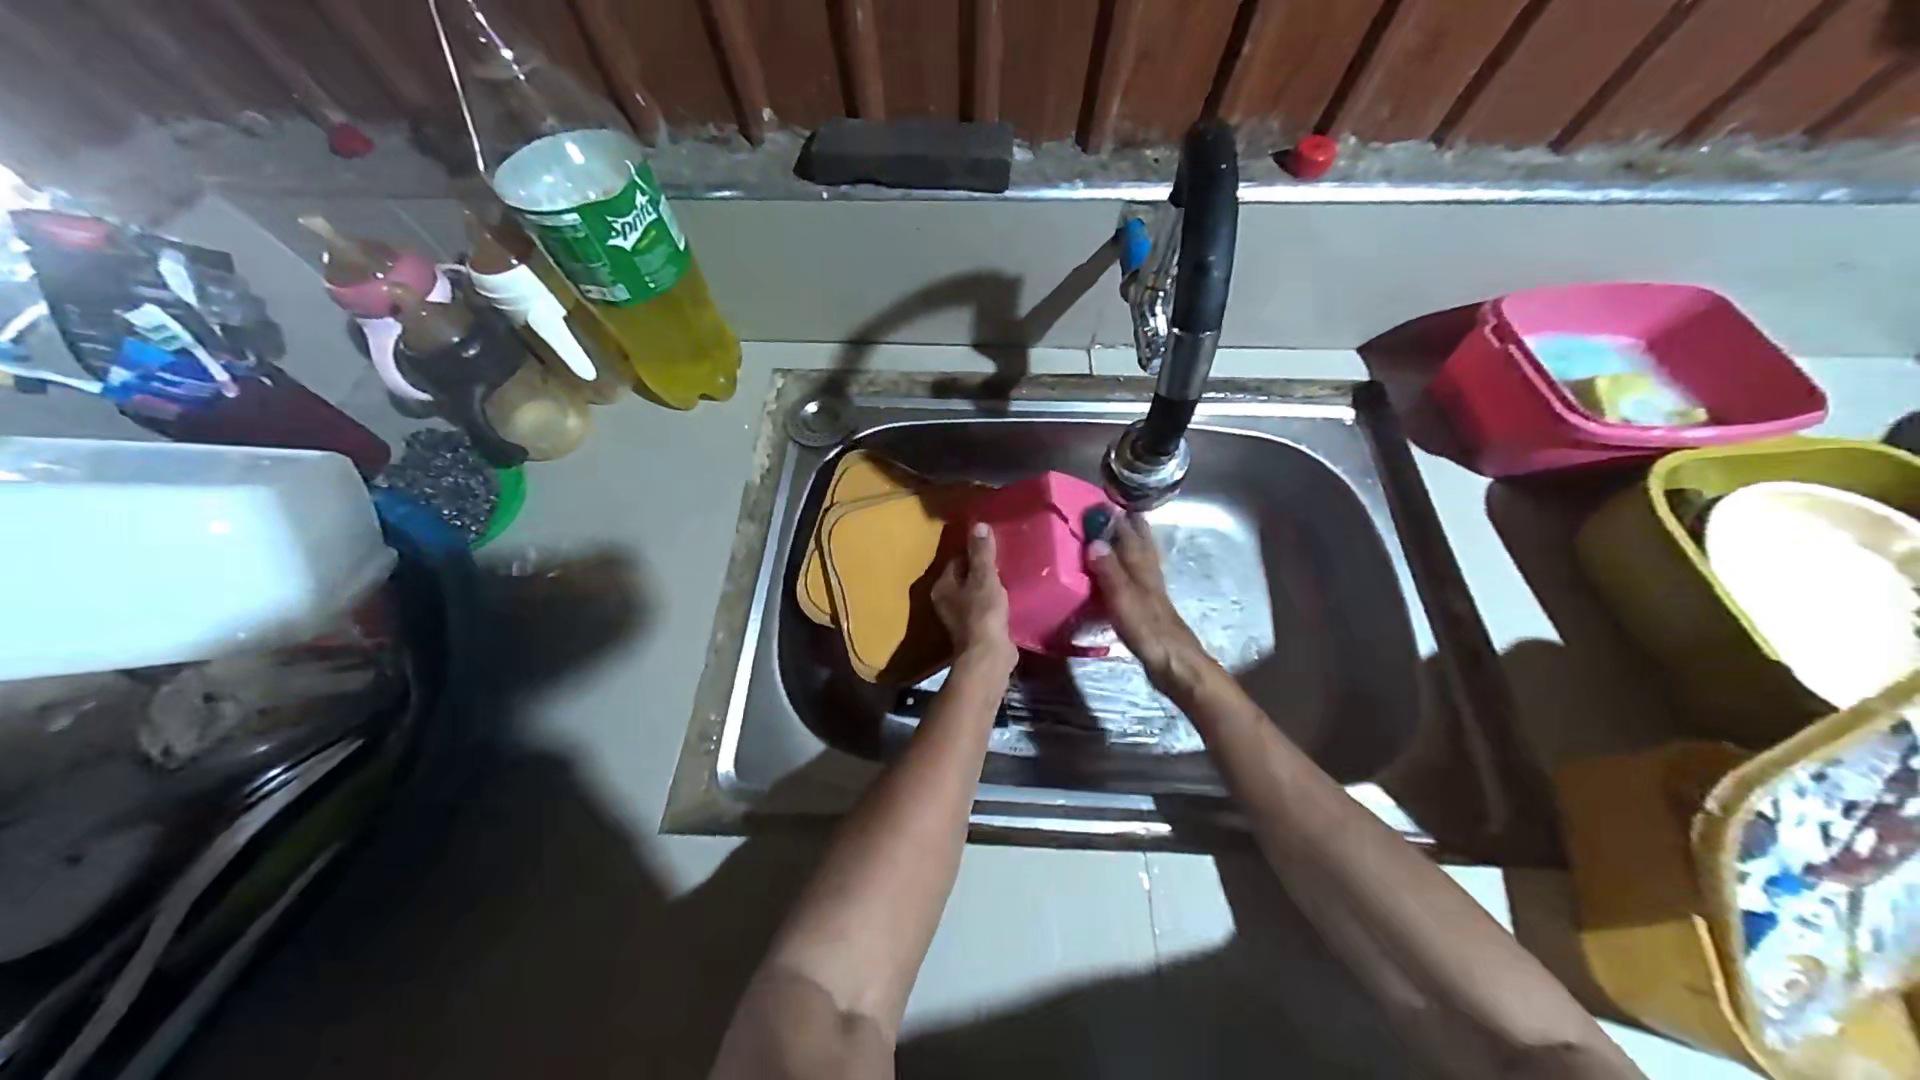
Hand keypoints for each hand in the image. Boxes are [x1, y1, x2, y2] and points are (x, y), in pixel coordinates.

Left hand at [932, 523, 1016, 674]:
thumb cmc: (983, 612)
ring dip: (989, 586)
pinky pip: (985, 608)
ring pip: (975, 593)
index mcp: (943, 586)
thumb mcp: (984, 577)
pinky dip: (995, 602)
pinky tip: (1010, 598)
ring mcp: (960, 617)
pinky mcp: (976, 629)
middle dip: (982, 569)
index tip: (993, 545)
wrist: (989, 655)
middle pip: (965, 577)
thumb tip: (978, 524)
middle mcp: (946, 601)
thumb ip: (982, 552)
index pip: (957, 560)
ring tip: (1010, 575)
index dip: (974, 552)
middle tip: (1004, 559)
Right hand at [1086, 514, 1218, 699]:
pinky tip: (1125, 575)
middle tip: (1119, 511)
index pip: (1129, 536)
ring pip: (1142, 560)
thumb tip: (1094, 540)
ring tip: (1122, 535)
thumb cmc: (1148, 629)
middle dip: (1131, 526)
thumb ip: (1109, 570)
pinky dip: (1129, 569)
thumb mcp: (1122, 598)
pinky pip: (1137, 578)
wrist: (1174, 662)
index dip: (1118, 519)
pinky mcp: (1149, 608)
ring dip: (1133, 545)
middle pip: (1141, 544)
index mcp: (1142, 568)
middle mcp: (1148, 575)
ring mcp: (1151, 592)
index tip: (1104, 502)